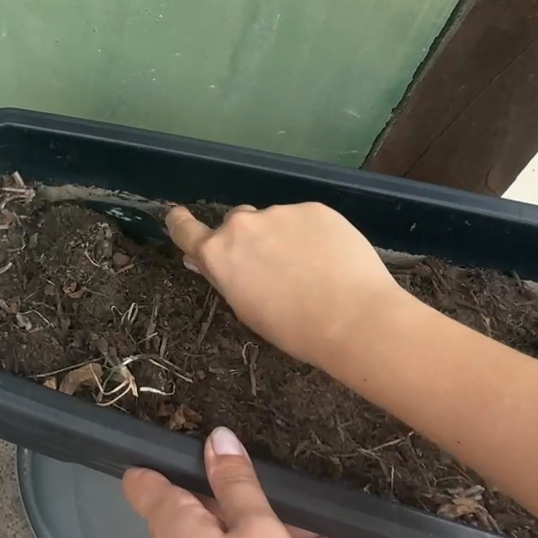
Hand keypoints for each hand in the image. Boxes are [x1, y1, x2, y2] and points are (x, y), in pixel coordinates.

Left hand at [124, 427, 345, 537]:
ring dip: (267, 523)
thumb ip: (236, 482)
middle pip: (195, 505)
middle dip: (232, 490)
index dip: (163, 458)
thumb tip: (216, 437)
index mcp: (172, 523)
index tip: (191, 441)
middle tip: (271, 476)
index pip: (143, 481)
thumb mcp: (259, 531)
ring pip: (230, 537)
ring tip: (311, 512)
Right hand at [165, 202, 404, 367]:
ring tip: (313, 268)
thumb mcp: (247, 309)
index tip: (180, 219)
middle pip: (236, 223)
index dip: (180, 223)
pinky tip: (332, 259)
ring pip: (274, 221)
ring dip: (283, 237)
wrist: (357, 320)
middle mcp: (241, 225)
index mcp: (217, 253)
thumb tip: (201, 259)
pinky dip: (313, 234)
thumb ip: (223, 277)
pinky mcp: (314, 208)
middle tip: (274, 268)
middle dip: (248, 239)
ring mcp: (278, 212)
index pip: (183, 228)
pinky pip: (305, 219)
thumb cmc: (294, 329)